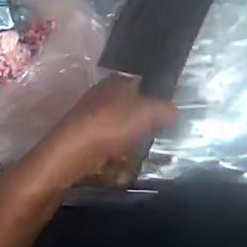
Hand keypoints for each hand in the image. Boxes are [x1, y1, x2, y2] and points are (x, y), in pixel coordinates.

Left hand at [28, 74, 178, 186]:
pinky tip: (125, 164)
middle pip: (132, 106)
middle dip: (146, 122)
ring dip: (132, 140)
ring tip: (144, 152)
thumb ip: (166, 110)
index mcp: (116, 81)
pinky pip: (109, 145)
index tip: (170, 114)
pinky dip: (118, 155)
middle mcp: (102, 95)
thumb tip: (175, 113)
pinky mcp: (85, 139)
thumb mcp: (149, 112)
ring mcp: (91, 117)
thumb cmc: (112, 125)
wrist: (71, 153)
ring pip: (121, 127)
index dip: (158, 96)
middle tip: (160, 135)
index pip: (143, 82)